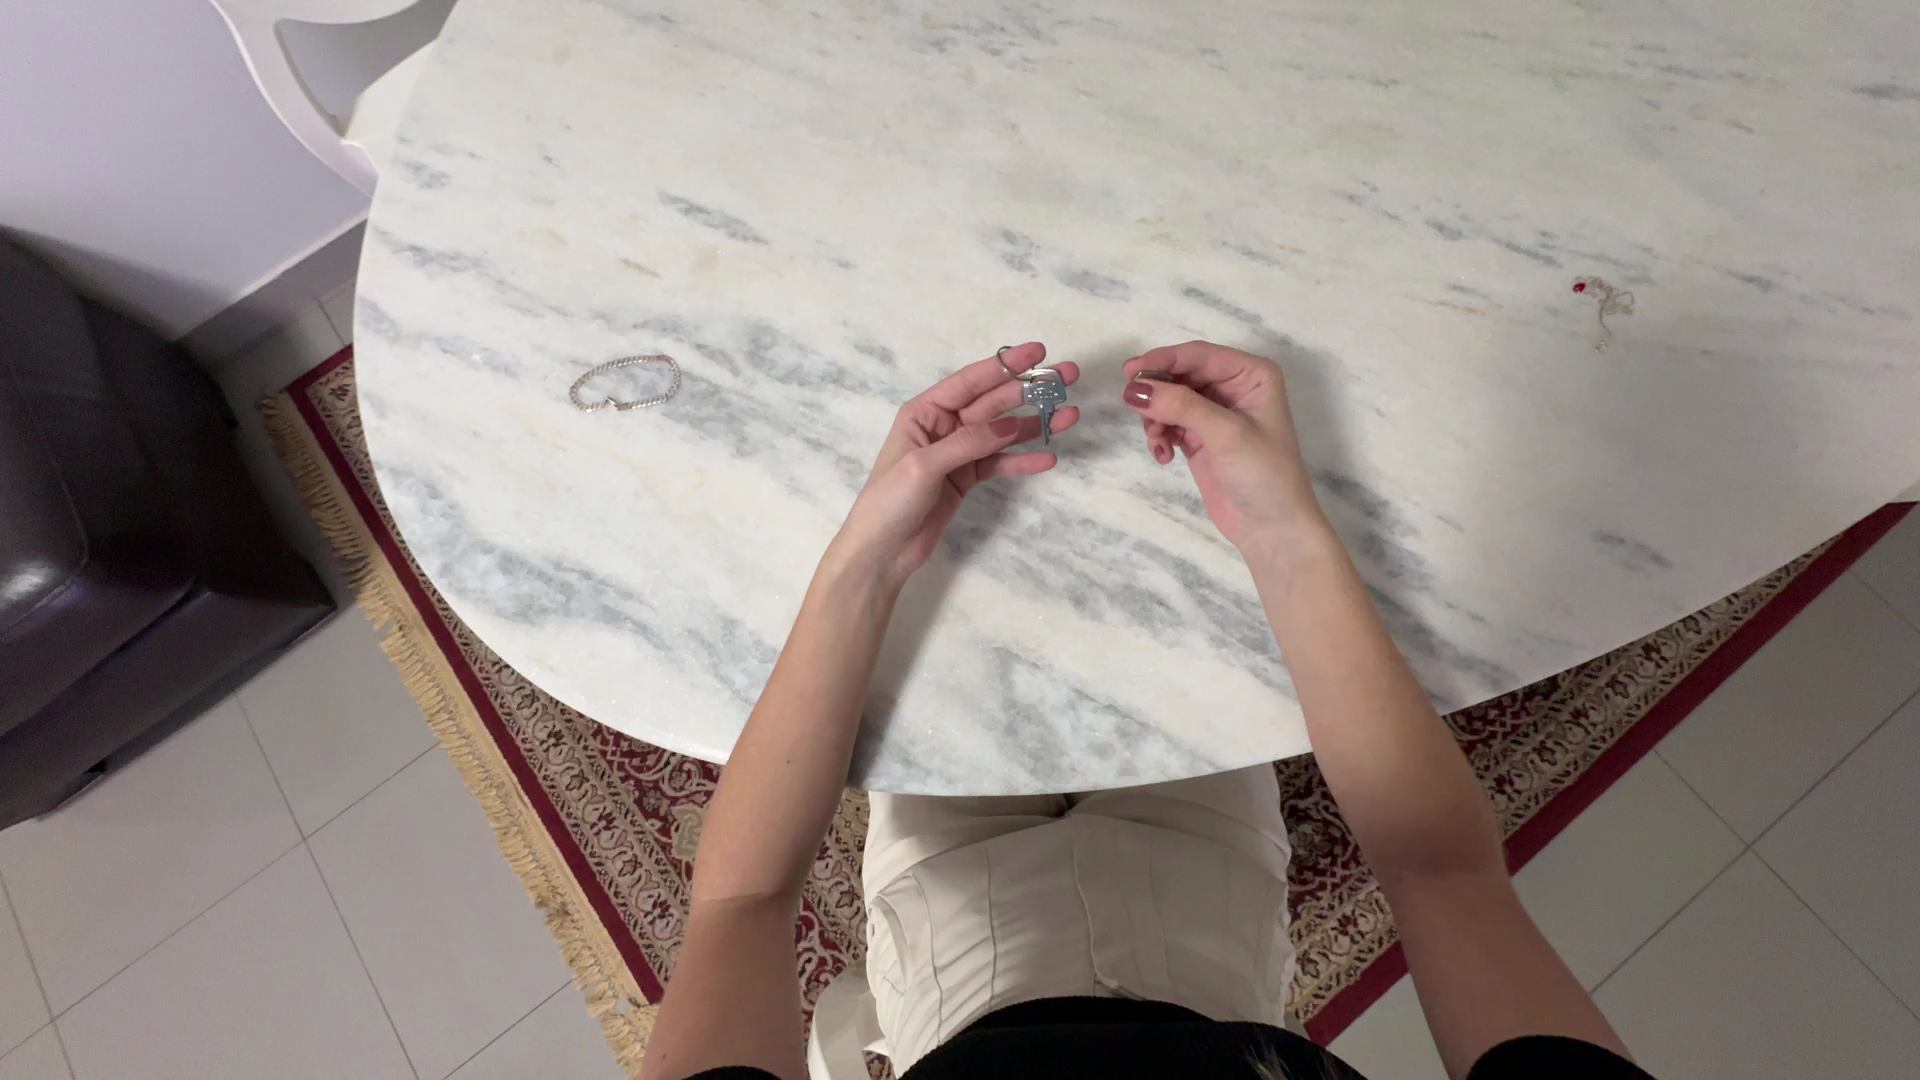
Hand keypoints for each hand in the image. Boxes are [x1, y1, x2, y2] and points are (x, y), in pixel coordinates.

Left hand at [832, 342, 1079, 584]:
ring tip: (1069, 416)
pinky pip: (1000, 464)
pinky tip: (1048, 459)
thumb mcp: (923, 466)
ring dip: (1035, 424)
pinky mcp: (967, 479)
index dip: (1005, 365)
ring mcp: (958, 453)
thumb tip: (1010, 425)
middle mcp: (943, 426)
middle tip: (1067, 377)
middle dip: (1029, 390)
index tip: (1038, 352)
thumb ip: (967, 443)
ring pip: (1002, 433)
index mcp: (924, 412)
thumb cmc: (890, 501)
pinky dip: (1022, 461)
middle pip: (993, 403)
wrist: (882, 551)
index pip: (970, 382)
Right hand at [1122, 340, 1322, 552]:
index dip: (1163, 360)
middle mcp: (1233, 388)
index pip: (1198, 356)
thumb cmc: (1263, 473)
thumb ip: (1180, 406)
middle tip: (1135, 410)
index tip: (1129, 372)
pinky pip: (1168, 425)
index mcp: (1251, 375)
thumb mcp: (1224, 434)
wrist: (1272, 529)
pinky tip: (1164, 456)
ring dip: (1156, 419)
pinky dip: (1160, 436)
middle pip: (1180, 376)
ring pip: (1169, 401)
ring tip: (1158, 442)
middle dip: (1158, 394)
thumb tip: (1134, 388)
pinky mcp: (1200, 439)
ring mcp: (1214, 415)